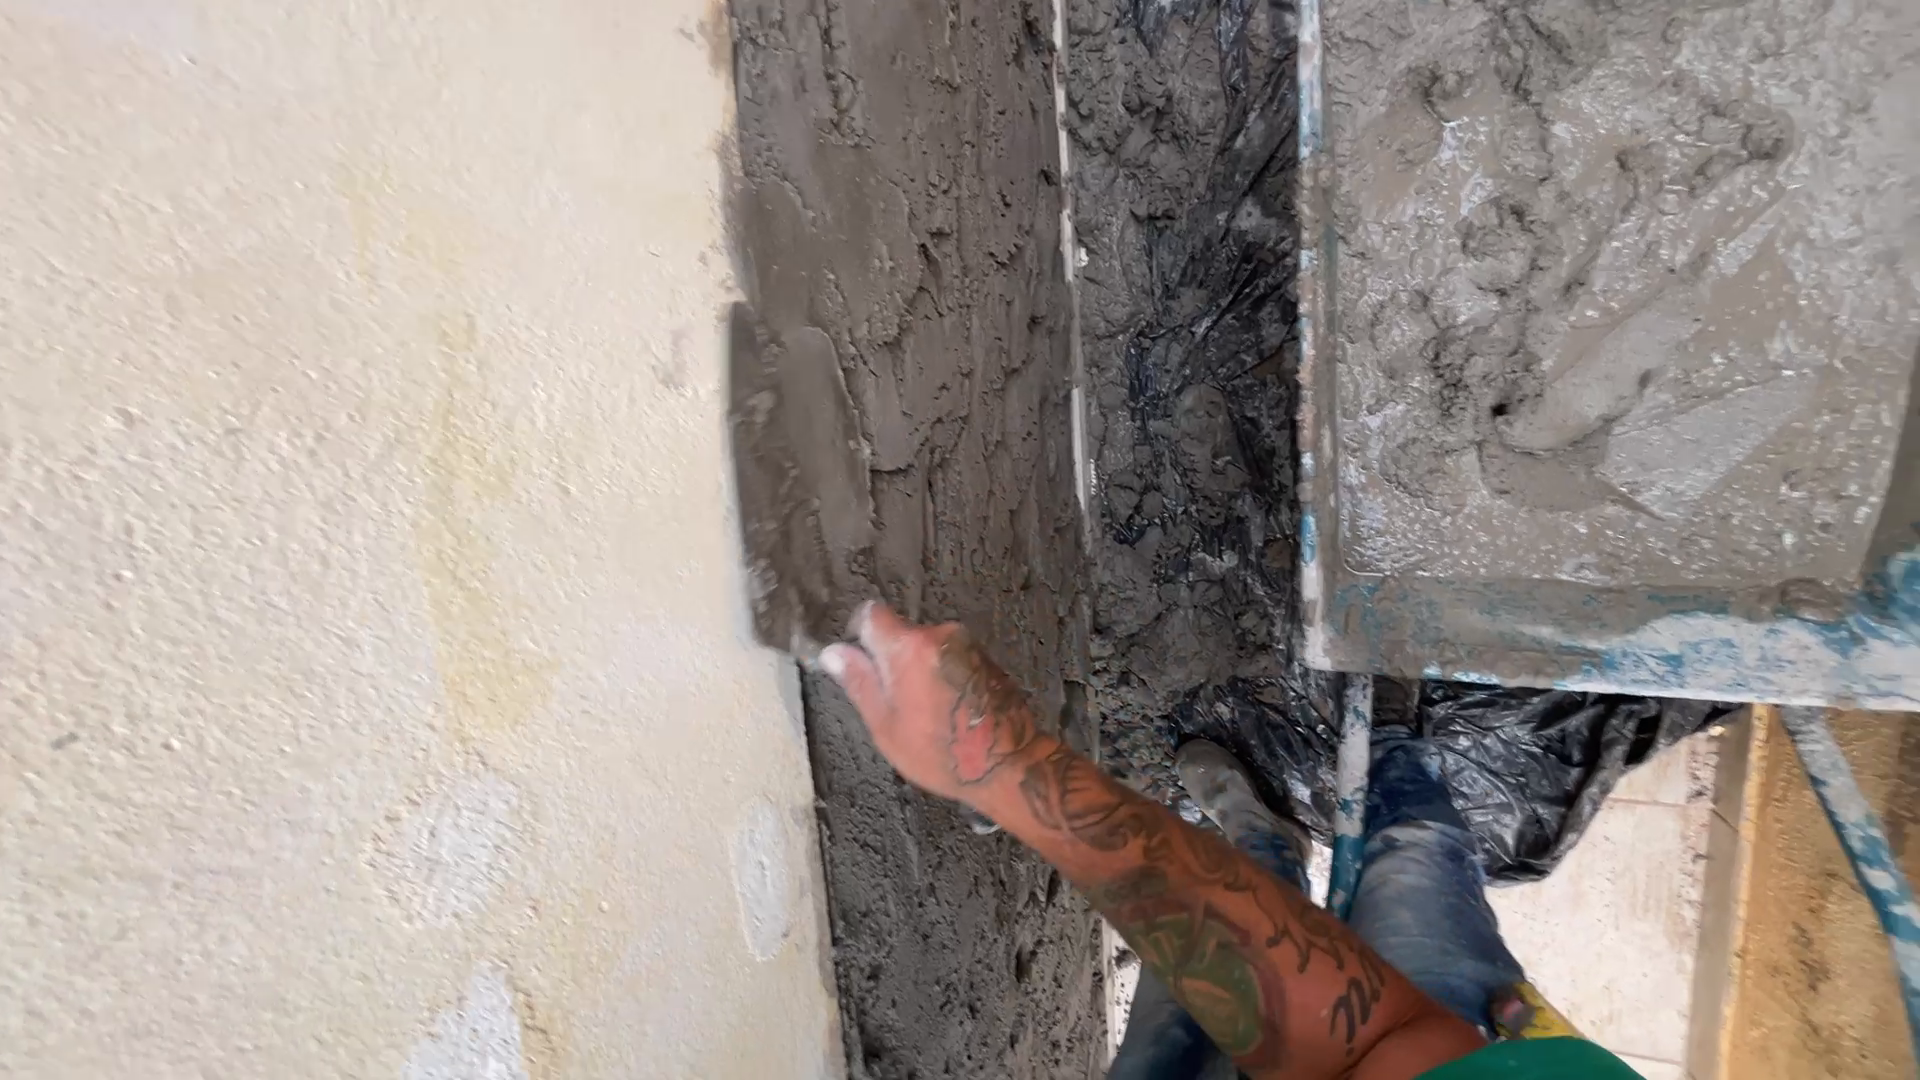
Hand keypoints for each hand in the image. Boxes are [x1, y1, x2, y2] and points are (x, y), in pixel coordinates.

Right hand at [818, 602, 1042, 802]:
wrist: (1008, 764)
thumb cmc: (940, 753)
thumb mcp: (886, 726)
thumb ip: (860, 682)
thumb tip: (832, 653)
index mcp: (909, 647)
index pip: (871, 614)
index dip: (860, 633)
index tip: (861, 660)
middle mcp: (940, 633)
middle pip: (901, 633)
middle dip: (892, 659)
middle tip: (898, 703)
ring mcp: (966, 643)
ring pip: (925, 645)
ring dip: (919, 668)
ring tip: (927, 711)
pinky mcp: (984, 655)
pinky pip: (949, 655)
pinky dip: (941, 673)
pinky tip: (949, 707)